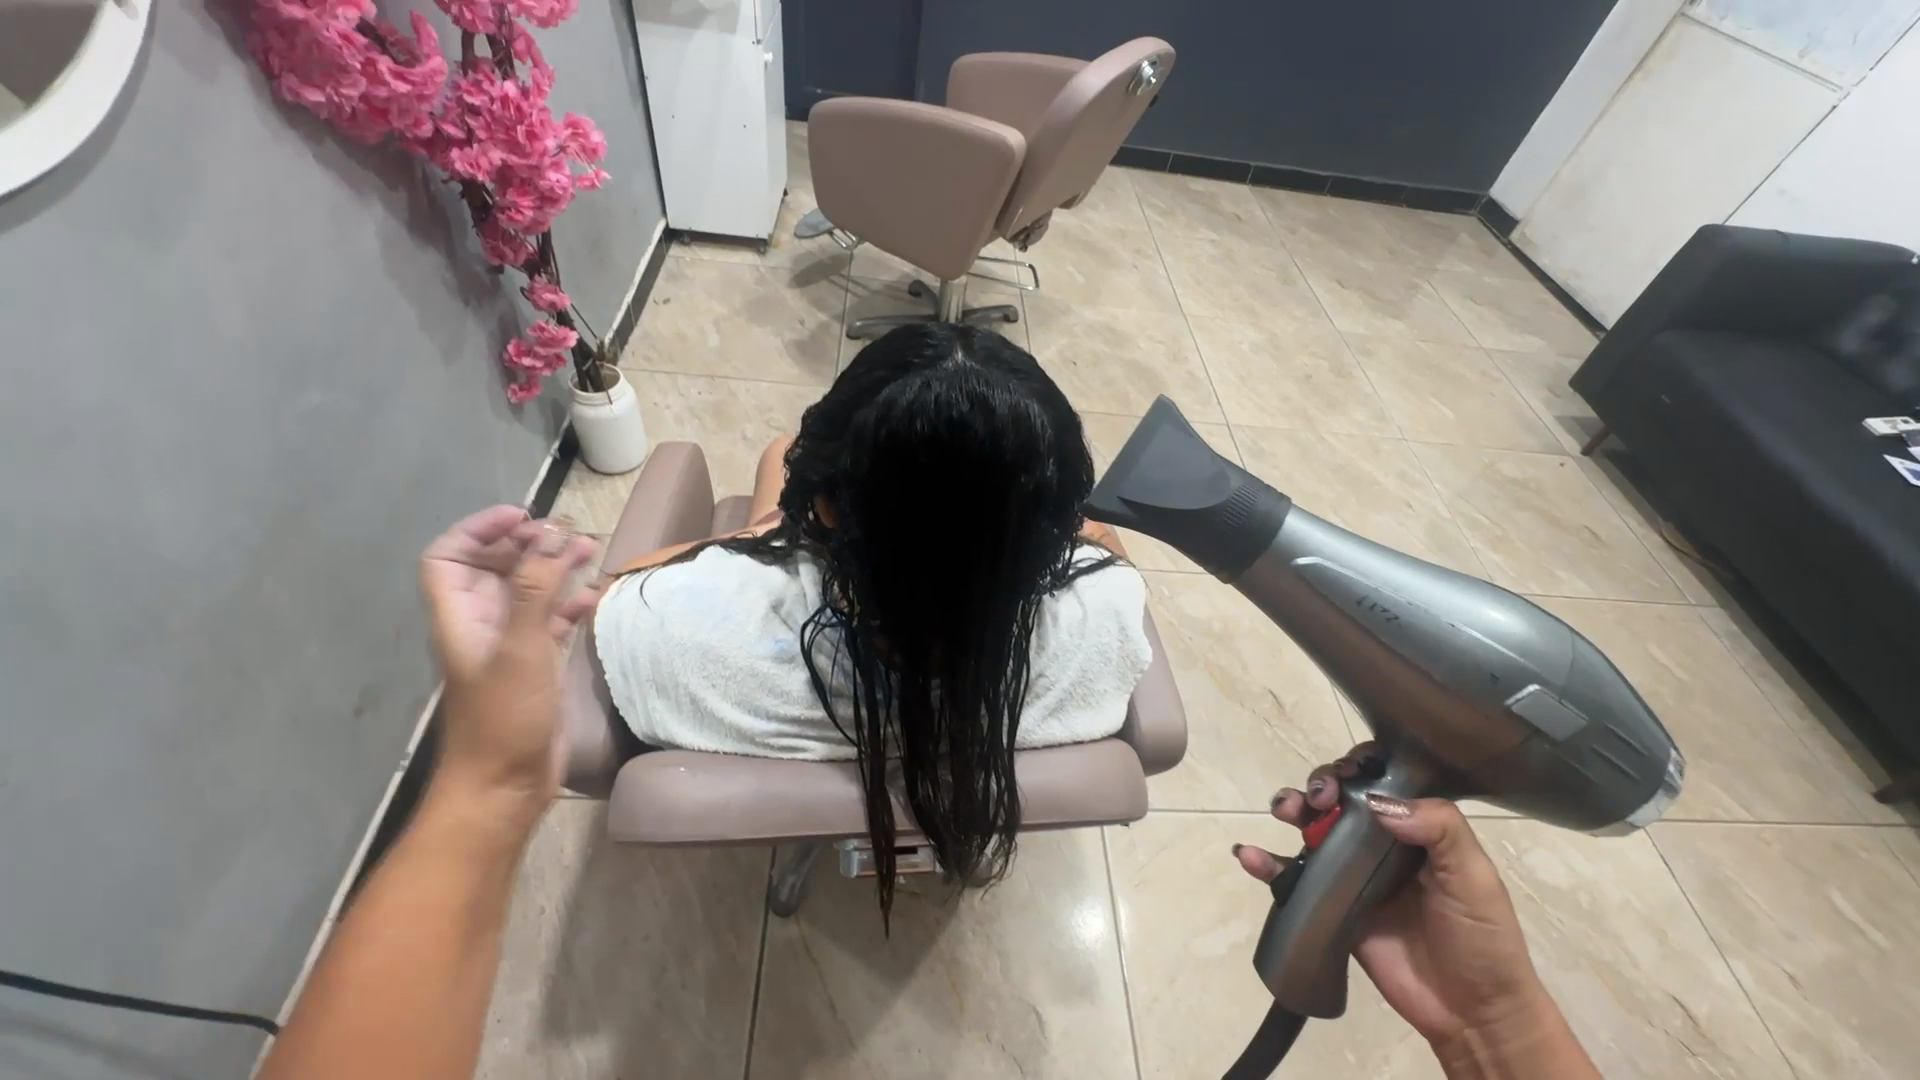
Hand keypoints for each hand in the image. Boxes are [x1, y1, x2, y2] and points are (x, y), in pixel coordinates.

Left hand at [420, 507, 600, 820]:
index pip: (450, 557)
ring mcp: (511, 646)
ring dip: (553, 569)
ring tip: (589, 551)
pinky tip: (595, 596)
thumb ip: (536, 590)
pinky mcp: (537, 666)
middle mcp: (482, 625)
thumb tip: (552, 536)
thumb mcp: (521, 648)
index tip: (523, 517)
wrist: (506, 784)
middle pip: (493, 568)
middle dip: (525, 544)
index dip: (478, 530)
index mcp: (461, 617)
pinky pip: (552, 621)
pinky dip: (570, 604)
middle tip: (563, 532)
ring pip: (528, 592)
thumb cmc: (505, 716)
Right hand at [1234, 744, 1548, 1050]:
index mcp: (1416, 827)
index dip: (1357, 766)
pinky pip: (1290, 876)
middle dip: (1318, 785)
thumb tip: (1377, 803)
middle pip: (1337, 797)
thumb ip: (1440, 828)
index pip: (1379, 780)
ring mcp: (1350, 872)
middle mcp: (1379, 841)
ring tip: (1284, 811)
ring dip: (1289, 808)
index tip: (1346, 775)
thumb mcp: (1474, 876)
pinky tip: (1248, 855)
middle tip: (1316, 799)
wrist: (1470, 1011)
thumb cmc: (1482, 937)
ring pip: (1310, 826)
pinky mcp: (1327, 904)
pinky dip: (1265, 862)